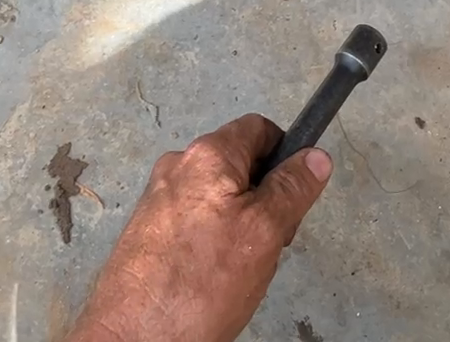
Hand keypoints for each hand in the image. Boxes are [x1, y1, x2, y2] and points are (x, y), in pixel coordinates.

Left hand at [63, 114, 333, 341]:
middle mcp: (177, 165)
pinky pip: (192, 221)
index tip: (293, 196)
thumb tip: (317, 155)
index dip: (285, 154)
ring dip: (238, 222)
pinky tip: (211, 278)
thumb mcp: (264, 232)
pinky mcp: (145, 232)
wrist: (132, 340)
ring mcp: (157, 198)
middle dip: (262, 197)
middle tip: (270, 243)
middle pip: (238, 163)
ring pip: (216, 196)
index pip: (258, 128)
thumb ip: (292, 189)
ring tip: (239, 268)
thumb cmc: (202, 281)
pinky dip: (210, 241)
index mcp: (207, 153)